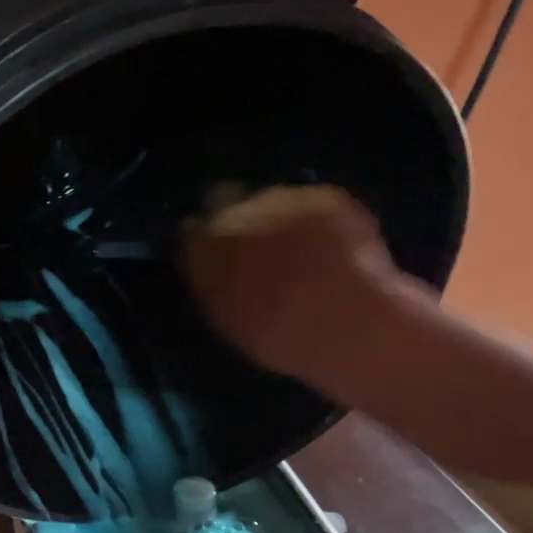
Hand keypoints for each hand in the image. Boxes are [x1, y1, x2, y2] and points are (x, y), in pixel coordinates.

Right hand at [182, 183, 407, 379]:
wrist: (341, 323)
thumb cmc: (276, 336)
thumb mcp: (226, 317)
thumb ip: (214, 283)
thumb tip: (217, 269)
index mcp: (202, 248)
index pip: (191, 230)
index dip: (206, 241)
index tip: (219, 256)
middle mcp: (234, 213)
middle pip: (228, 201)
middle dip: (241, 220)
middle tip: (261, 250)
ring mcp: (282, 199)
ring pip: (274, 201)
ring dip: (282, 219)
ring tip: (304, 252)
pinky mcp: (325, 196)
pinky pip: (315, 203)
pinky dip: (320, 220)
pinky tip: (335, 248)